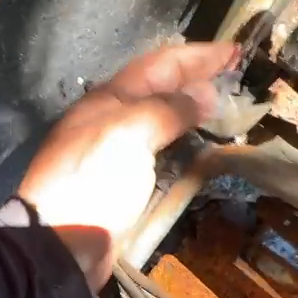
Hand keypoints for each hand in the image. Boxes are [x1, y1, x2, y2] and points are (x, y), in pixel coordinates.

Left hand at [16, 42, 238, 289]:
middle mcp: (109, 124)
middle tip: (237, 80)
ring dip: (192, 117)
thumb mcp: (128, 133)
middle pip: (158, 94)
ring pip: (160, 127)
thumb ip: (167, 110)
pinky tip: (204, 154)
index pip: (158, 66)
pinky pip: (160, 159)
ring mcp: (114, 158)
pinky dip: (184, 151)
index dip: (197, 56)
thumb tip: (204, 95)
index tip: (236, 52)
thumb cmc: (91, 181)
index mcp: (105, 102)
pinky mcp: (121, 189)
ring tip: (227, 114)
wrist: (60, 246)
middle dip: (196, 83)